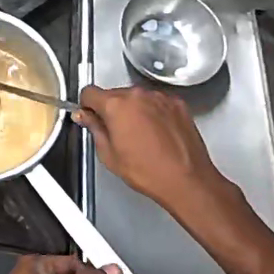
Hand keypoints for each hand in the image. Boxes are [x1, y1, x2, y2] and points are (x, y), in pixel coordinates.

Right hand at [75, 85, 243, 224]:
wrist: (187, 181)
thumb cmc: (149, 171)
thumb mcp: (108, 154)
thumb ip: (94, 128)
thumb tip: (86, 117)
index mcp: (115, 105)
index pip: (89, 92)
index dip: (86, 105)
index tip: (90, 115)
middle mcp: (137, 95)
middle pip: (113, 94)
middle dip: (111, 109)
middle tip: (117, 133)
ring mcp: (159, 98)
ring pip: (136, 97)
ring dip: (133, 110)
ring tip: (141, 136)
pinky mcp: (177, 104)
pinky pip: (156, 102)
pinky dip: (153, 112)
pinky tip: (156, 133)